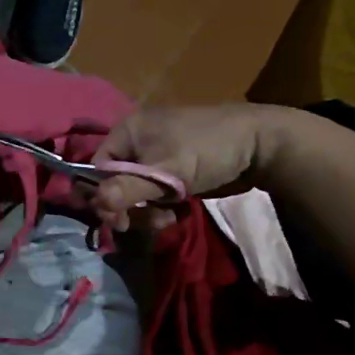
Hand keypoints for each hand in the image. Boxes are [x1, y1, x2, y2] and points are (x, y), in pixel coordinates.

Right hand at [88, 104, 307, 231]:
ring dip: (146, 213)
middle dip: (129, 208)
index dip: (103, 197)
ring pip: (135, 193)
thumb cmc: (207, 150)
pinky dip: (160, 208)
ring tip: (167, 220)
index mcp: (127, 131)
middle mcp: (137, 142)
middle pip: (115, 184)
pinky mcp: (173, 171)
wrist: (259, 146)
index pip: (98, 169)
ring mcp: (156, 157)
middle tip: (150, 224)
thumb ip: (127, 189)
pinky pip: (153, 194)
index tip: (118, 220)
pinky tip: (176, 214)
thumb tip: (95, 204)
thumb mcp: (165, 172)